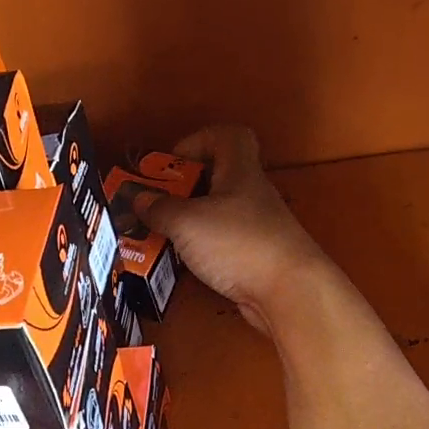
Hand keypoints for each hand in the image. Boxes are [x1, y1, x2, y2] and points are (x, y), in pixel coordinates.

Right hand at [134, 125, 335, 336]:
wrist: (289, 291)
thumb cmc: (238, 243)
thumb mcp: (187, 223)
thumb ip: (161, 209)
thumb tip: (139, 198)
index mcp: (240, 172)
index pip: (227, 137)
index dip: (198, 141)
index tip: (172, 161)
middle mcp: (252, 195)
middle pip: (220, 177)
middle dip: (187, 187)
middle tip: (160, 203)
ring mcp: (258, 228)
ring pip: (220, 214)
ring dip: (193, 221)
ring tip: (165, 235)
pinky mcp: (258, 259)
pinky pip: (225, 245)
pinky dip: (204, 249)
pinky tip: (187, 263)